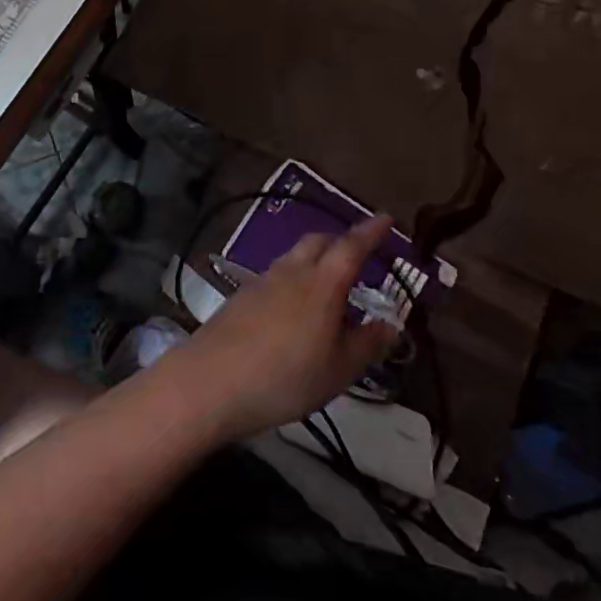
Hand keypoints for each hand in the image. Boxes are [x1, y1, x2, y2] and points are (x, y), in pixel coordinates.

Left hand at [164, 216, 400, 441]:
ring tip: (329, 288)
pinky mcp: (238, 298)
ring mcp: (258, 283)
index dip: (369, 232)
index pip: (350, 247)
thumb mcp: (339, 370)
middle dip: (339, 242)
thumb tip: (389, 325)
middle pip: (315, 243)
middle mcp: (287, 274)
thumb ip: (366, 344)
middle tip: (359, 255)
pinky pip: (273, 278)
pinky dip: (291, 282)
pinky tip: (294, 308)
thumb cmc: (285, 377)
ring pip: (291, 259)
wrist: (211, 381)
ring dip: (313, 262)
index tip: (385, 218)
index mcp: (320, 285)